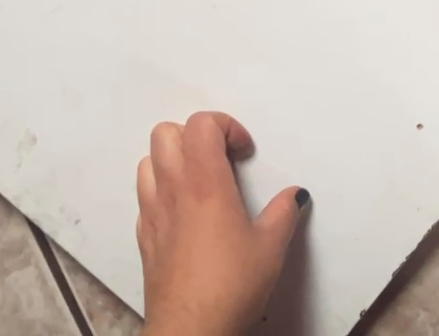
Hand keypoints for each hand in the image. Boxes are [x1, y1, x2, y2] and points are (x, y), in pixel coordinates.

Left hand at [138, 112, 307, 335]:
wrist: (190, 334)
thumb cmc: (231, 286)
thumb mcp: (270, 248)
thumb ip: (284, 213)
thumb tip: (295, 195)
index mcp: (204, 182)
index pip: (201, 123)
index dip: (225, 125)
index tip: (244, 153)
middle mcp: (173, 189)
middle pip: (166, 132)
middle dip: (194, 135)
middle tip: (220, 159)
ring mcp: (152, 212)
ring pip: (148, 160)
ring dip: (172, 160)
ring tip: (200, 181)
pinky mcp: (144, 237)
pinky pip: (144, 196)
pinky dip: (162, 191)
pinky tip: (185, 214)